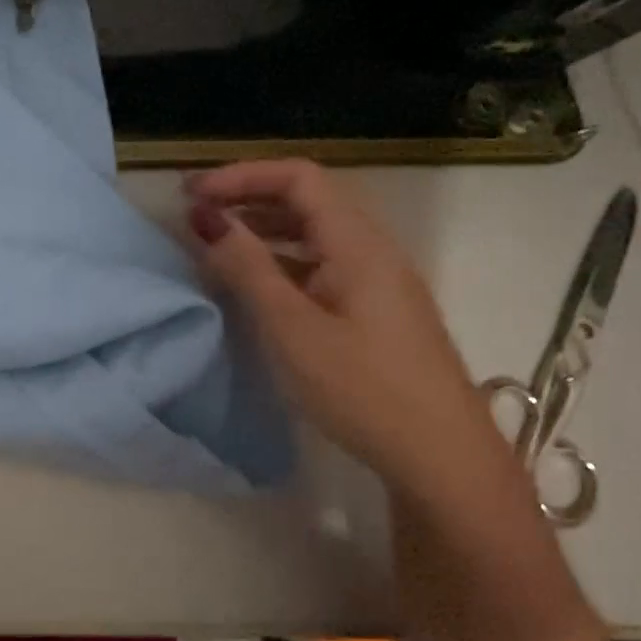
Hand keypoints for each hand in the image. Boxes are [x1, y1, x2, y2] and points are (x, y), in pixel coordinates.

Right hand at [185, 160, 499, 486]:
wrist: (446, 466)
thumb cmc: (365, 391)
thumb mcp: (291, 328)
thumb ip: (246, 266)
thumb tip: (205, 216)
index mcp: (358, 245)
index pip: (298, 177)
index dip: (242, 175)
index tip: (193, 195)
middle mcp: (373, 251)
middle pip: (307, 198)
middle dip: (247, 196)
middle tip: (194, 214)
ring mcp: (379, 283)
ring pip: (314, 232)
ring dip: (262, 228)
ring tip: (214, 245)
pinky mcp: (377, 312)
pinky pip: (322, 263)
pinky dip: (281, 259)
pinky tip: (255, 285)